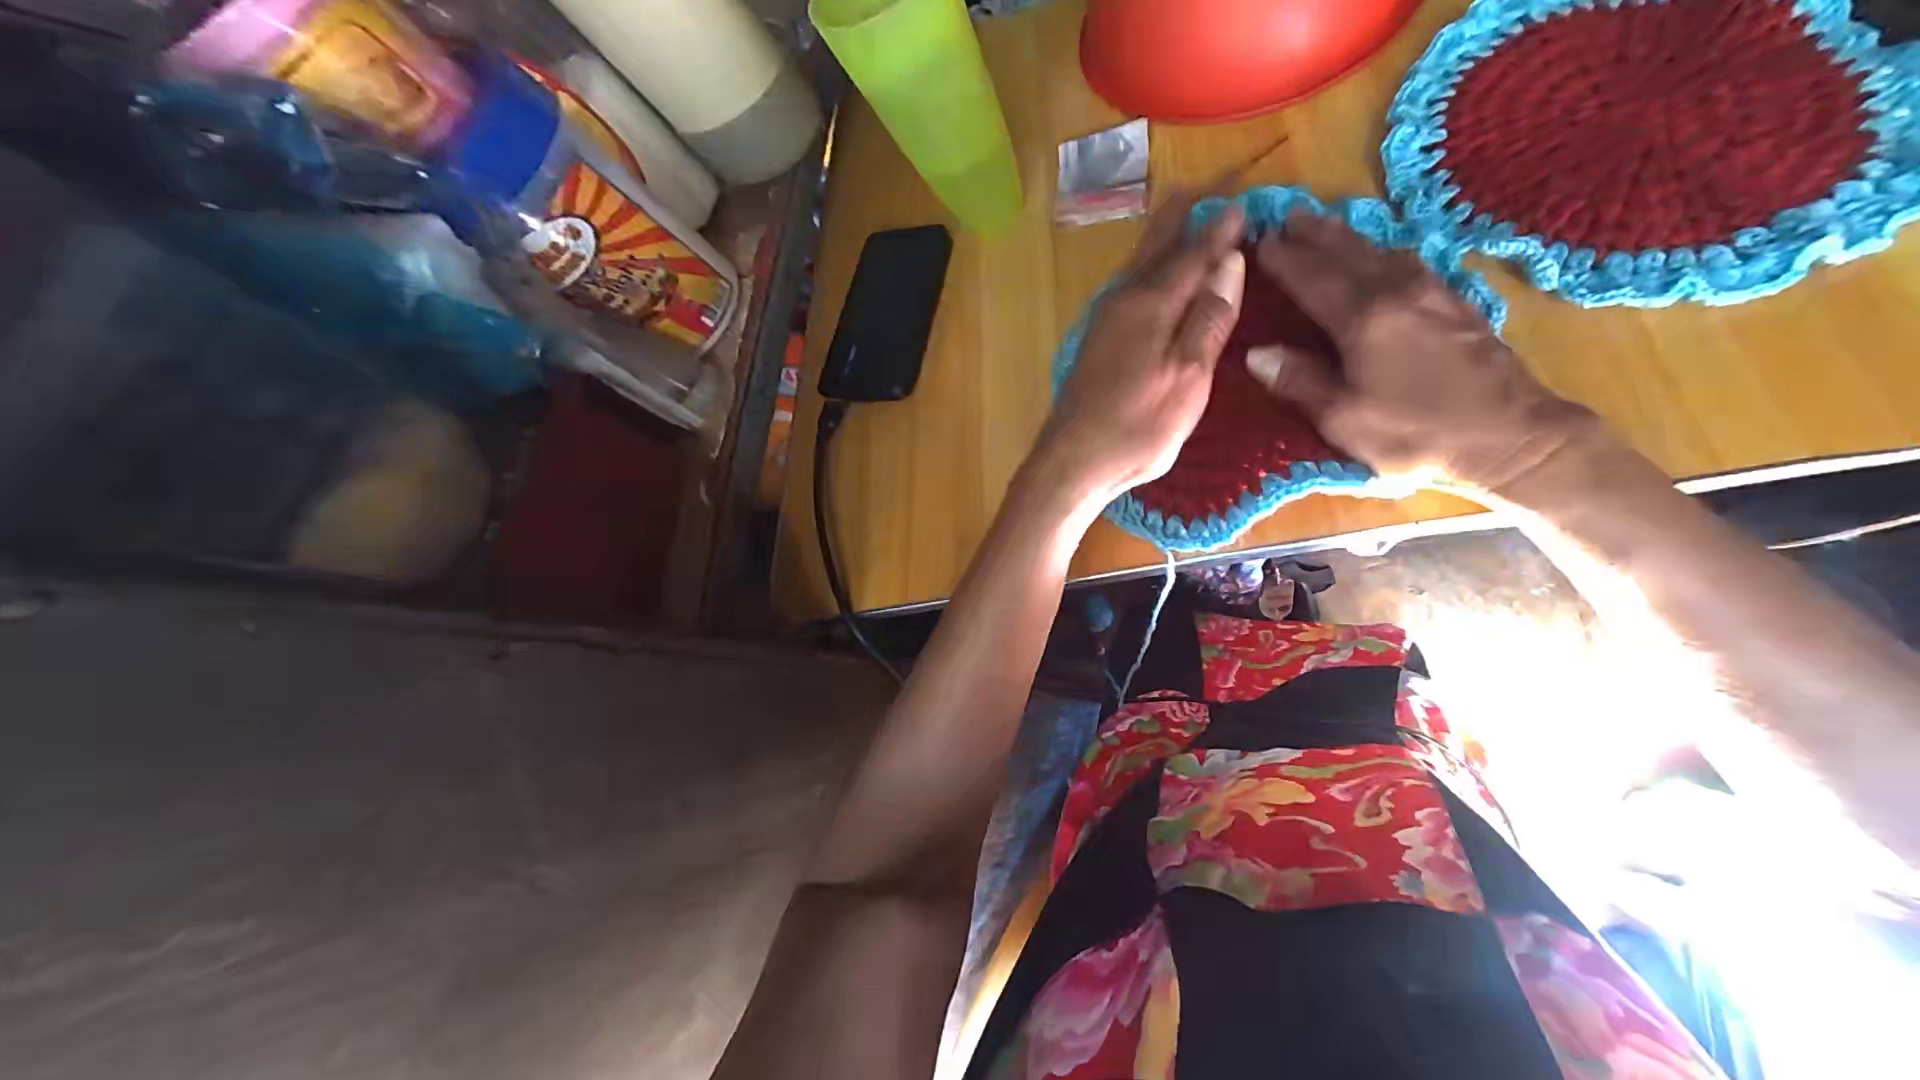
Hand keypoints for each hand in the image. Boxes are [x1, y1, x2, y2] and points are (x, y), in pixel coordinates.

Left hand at [1029, 199, 1247, 508]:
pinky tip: (1150, 277)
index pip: (1193, 253)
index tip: (1244, 203)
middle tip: (1203, 189)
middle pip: (1155, 248)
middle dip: (1180, 217)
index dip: (1219, 229)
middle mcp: (1122, 302)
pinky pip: (1127, 288)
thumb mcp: (1187, 378)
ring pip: (1137, 266)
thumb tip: (1228, 261)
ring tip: (1181, 219)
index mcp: (1150, 304)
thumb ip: (1208, 319)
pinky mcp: (1096, 343)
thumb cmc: (1136, 427)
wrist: (1071, 462)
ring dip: (1161, 240)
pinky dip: (1146, 270)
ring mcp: (1104, 322)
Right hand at [1246, 211, 1599, 495]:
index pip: (1311, 277)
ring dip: (1346, 235)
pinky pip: (1406, 260)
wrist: (1509, 436)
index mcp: (1362, 319)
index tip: (1257, 242)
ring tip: (1322, 224)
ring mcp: (1431, 291)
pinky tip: (1376, 253)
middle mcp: (1396, 292)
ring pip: (1379, 250)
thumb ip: (1299, 381)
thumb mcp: (1343, 419)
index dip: (1282, 259)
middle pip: (1346, 252)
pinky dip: (1379, 249)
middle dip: (1312, 233)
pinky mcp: (1455, 301)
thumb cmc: (1415, 434)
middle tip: (1286, 217)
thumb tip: (1257, 353)